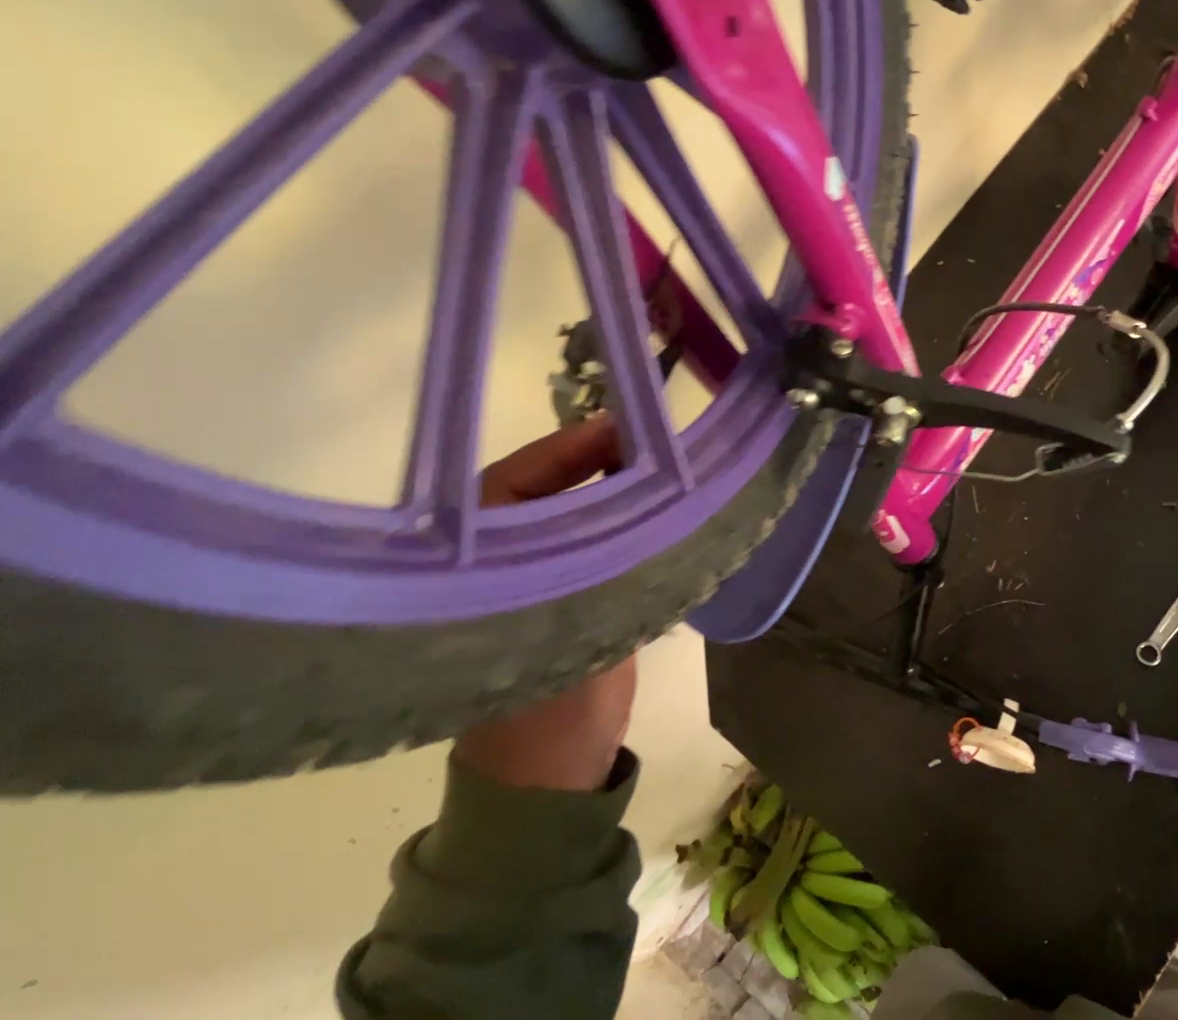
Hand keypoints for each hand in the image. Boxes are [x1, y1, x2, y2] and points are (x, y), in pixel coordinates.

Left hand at [452, 417, 636, 791]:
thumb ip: (604, 569)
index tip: (625, 425)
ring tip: (671, 471)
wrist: (551, 780)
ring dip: (621, 493)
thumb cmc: (543, 715)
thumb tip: (641, 499)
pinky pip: (603, 548)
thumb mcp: (571, 636)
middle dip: (601, 463)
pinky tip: (670, 517)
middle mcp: (503, 562)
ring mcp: (540, 582)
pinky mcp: (574, 602)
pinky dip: (634, 528)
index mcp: (479, 562)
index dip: (571, 449)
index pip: (520, 481)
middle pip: (553, 492)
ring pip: (580, 517)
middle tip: (658, 442)